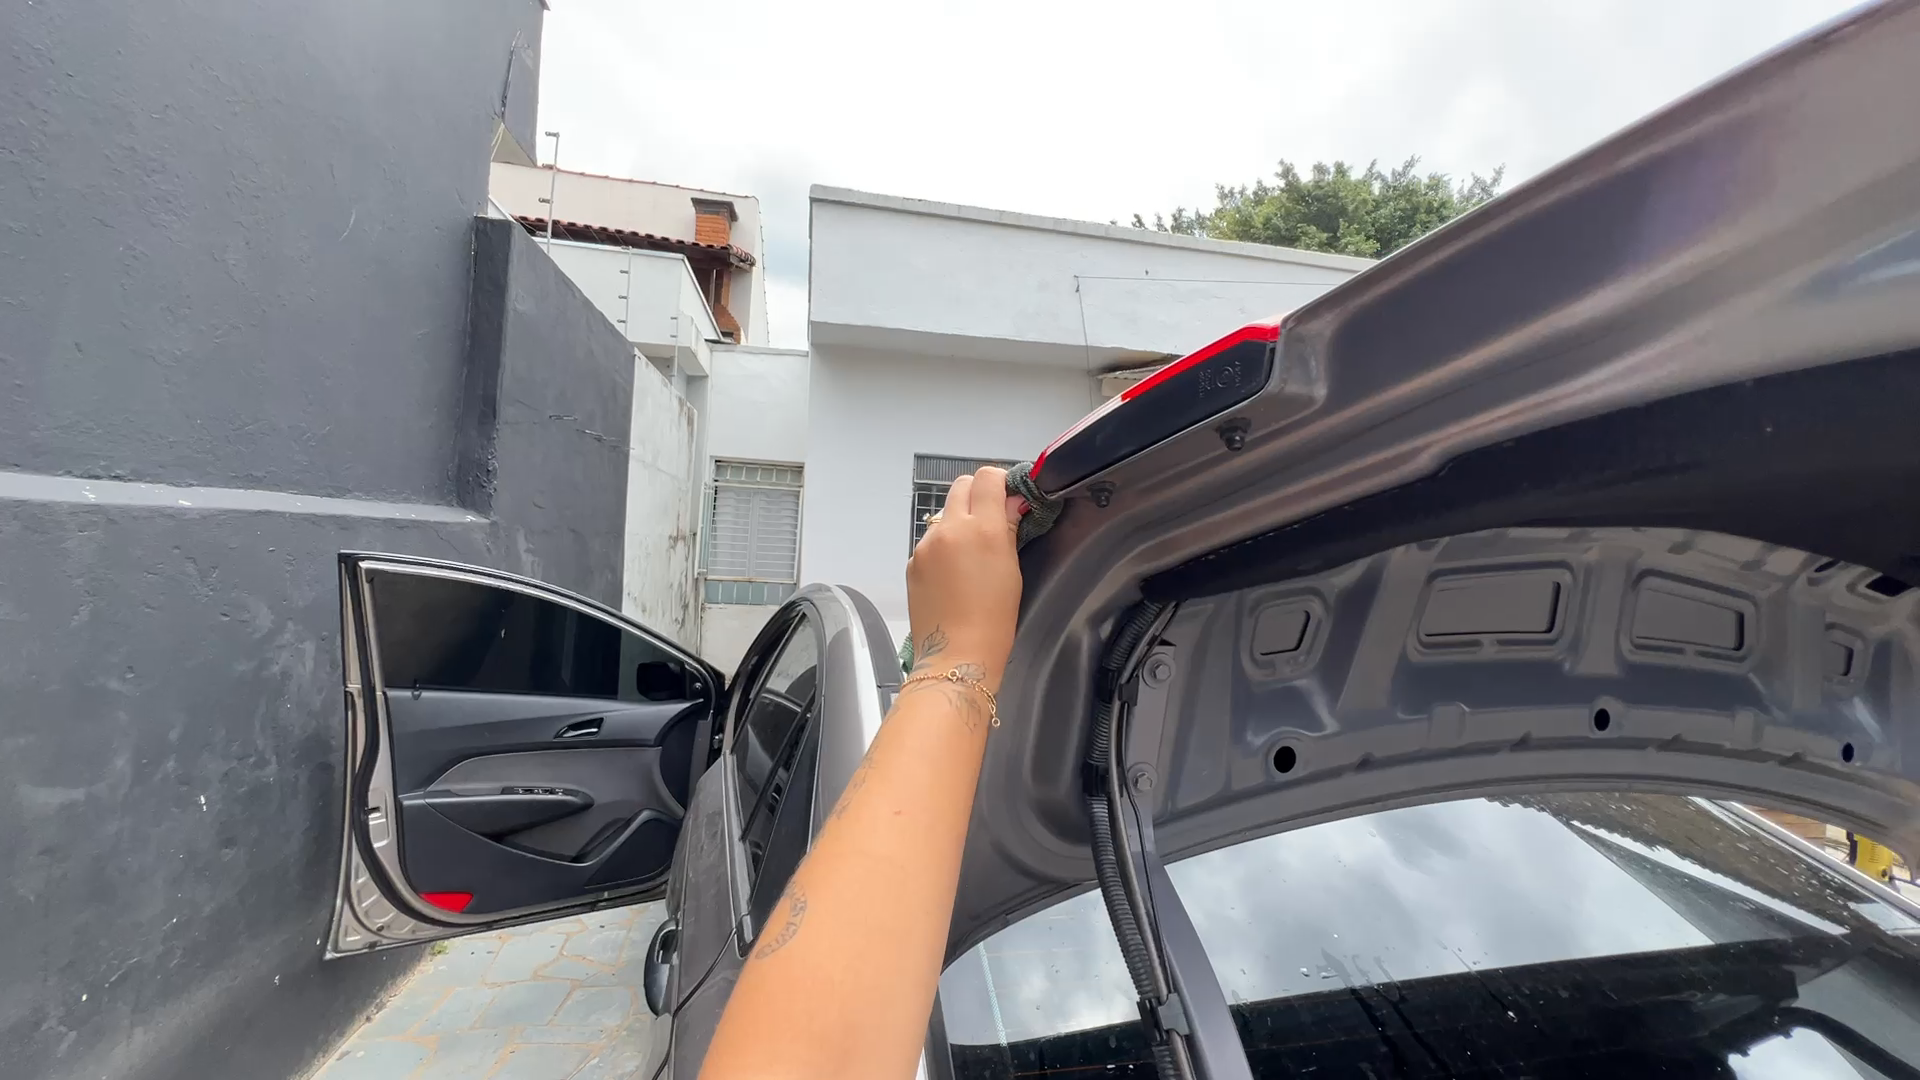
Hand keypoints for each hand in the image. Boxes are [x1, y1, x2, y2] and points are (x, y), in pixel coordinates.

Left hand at [906, 466, 1024, 689]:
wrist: (956, 654)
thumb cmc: (995, 617)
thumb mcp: (1012, 568)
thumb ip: (1008, 528)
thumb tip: (1010, 502)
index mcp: (982, 528)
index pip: (987, 478)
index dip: (1000, 482)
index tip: (1009, 499)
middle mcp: (950, 528)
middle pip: (962, 485)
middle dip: (978, 494)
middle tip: (992, 519)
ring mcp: (926, 544)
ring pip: (945, 513)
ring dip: (959, 520)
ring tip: (971, 554)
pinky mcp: (912, 561)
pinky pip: (931, 540)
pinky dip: (944, 546)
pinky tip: (952, 574)